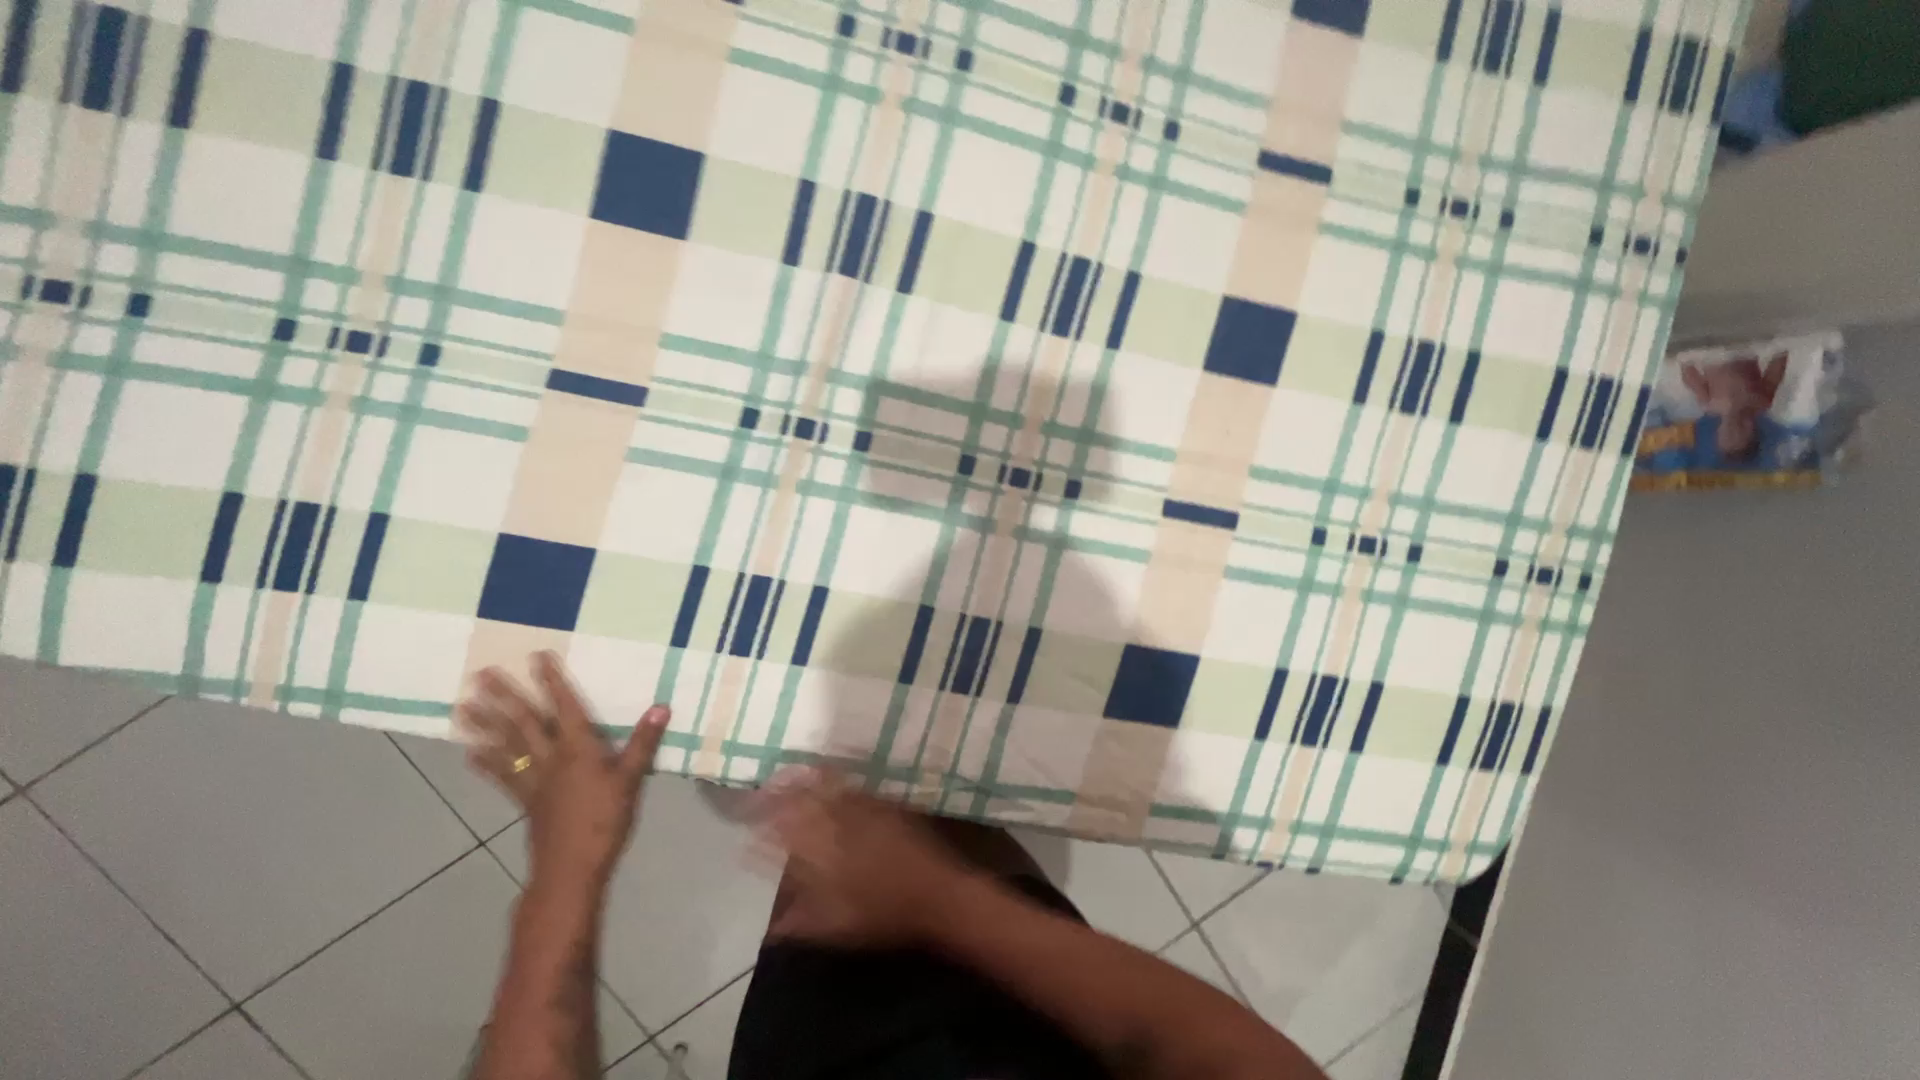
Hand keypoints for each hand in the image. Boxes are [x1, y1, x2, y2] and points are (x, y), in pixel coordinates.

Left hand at [457, 651, 669, 889]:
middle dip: (505, 697)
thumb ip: (644, 743)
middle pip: (525, 722)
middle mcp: (551, 757)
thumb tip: (661, 706)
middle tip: (480, 675)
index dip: (552, 681)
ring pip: (506, 745)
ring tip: (462, 708)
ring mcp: (534, 779)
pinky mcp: (525, 799)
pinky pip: (503, 776)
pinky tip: (470, 753)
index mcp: (579, 748)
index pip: (565, 706)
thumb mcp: (632, 780)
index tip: (537, 656)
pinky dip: (487, 763)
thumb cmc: (606, 820)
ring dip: (484, 725)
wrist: (572, 867)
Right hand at [755, 770, 974, 947]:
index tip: (743, 819)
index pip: (778, 831)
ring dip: (798, 780)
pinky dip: (830, 774)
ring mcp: (861, 808)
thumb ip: (797, 921)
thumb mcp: (835, 927)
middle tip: (758, 792)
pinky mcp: (882, 803)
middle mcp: (836, 822)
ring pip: (821, 786)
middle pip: (796, 800)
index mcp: (819, 851)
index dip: (758, 823)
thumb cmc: (885, 917)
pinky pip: (849, 782)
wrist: (940, 896)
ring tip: (783, 775)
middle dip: (774, 794)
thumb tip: (768, 926)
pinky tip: (823, 769)